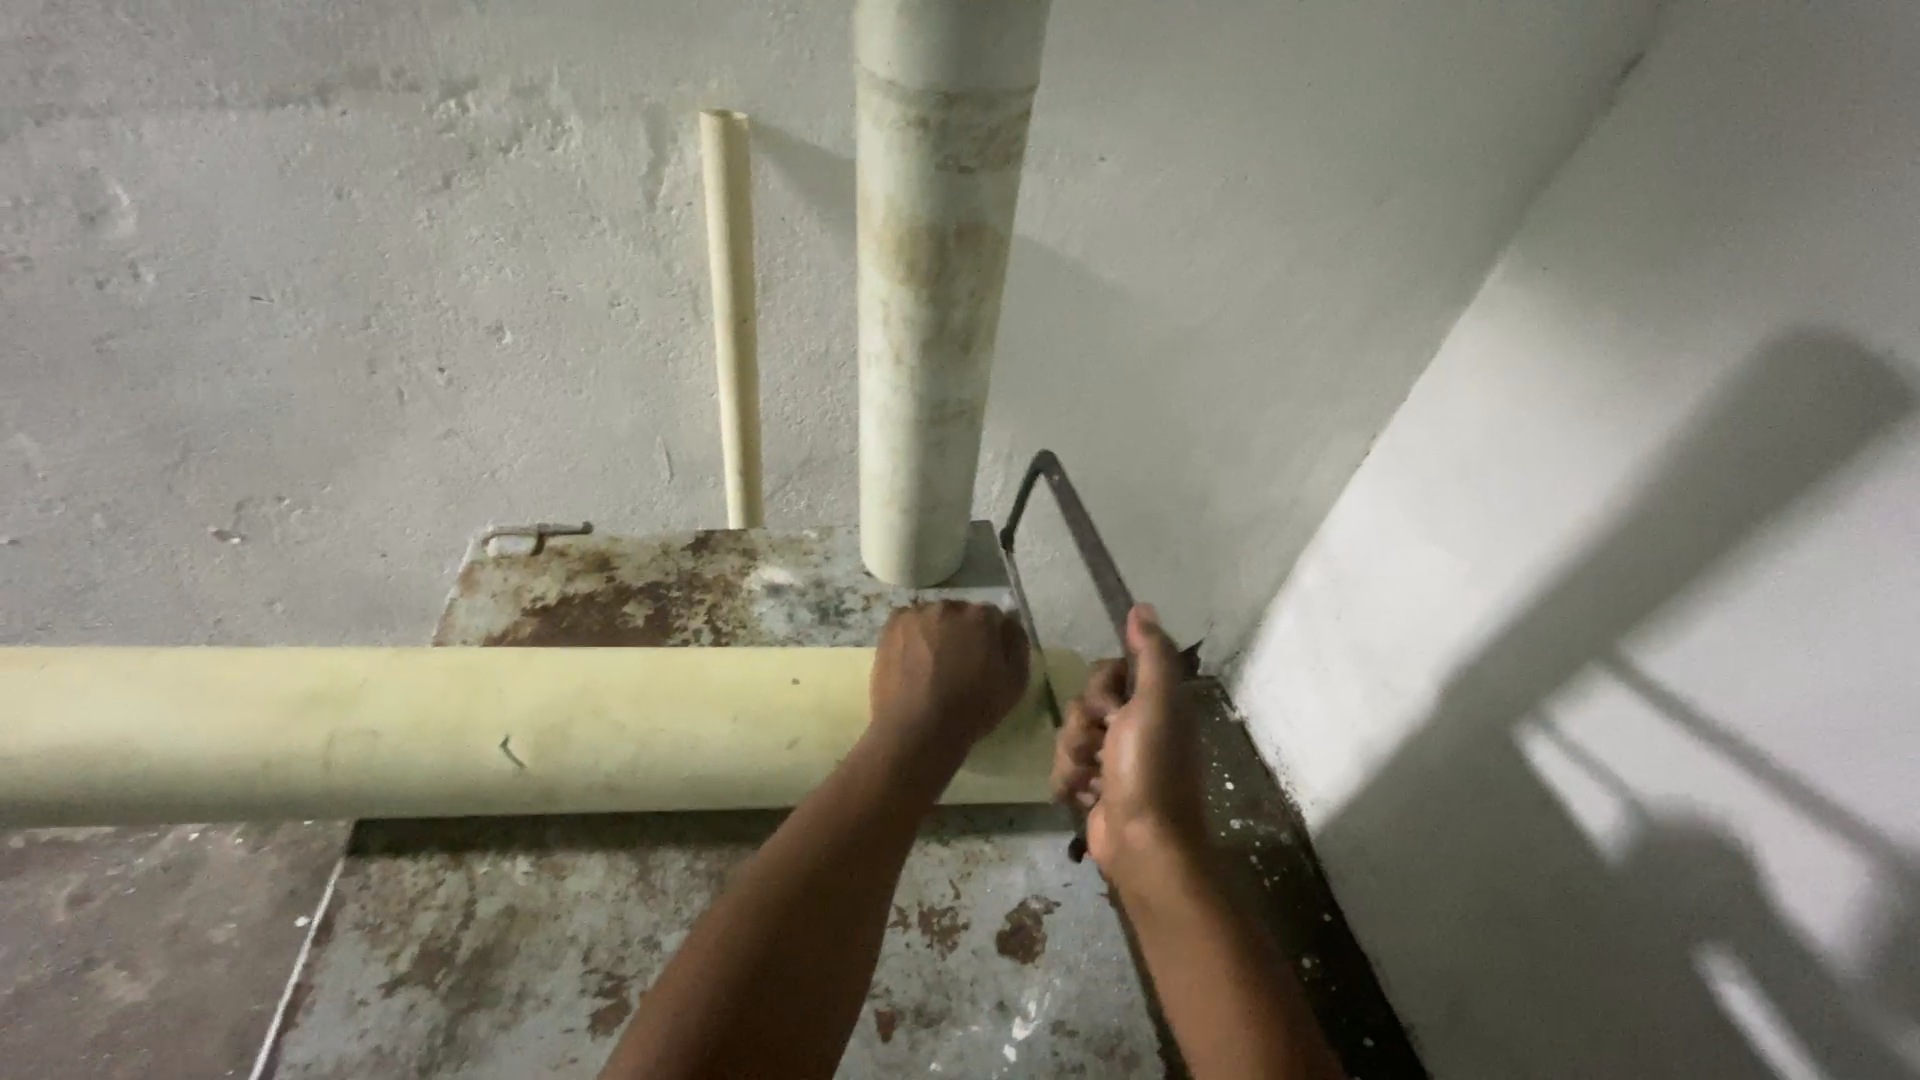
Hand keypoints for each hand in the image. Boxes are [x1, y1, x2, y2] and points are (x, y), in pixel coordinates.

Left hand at [870, 601, 1031, 754]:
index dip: (990, 638)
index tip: (985, 658)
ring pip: (933, 617)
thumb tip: (1009, 623)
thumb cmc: (971, 709)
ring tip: (931, 663)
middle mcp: (949, 607)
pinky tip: (912, 658)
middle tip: (957, 662)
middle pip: (961, 613)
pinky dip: (912, 634)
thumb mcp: (1014, 683)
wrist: (917, 728)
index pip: (992, 617)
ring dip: (936, 631)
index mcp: (981, 617)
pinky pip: (908, 622)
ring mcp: (917, 614)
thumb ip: (1017, 644)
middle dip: (962, 631)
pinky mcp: (892, 626)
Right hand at [1050, 604, 1203, 881]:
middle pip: (1081, 703)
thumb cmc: (1152, 768)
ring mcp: (1110, 761)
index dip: (1102, 686)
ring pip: (1067, 736)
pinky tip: (1088, 799)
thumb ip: (1150, 653)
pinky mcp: (1090, 790)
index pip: (1108, 671)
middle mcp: (1132, 728)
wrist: (1144, 843)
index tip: (1113, 706)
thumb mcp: (1157, 702)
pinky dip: (1071, 784)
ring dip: (1075, 758)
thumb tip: (1140, 606)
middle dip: (1083, 727)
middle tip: (1105, 747)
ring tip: (1096, 780)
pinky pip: (1062, 769)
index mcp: (1152, 705)